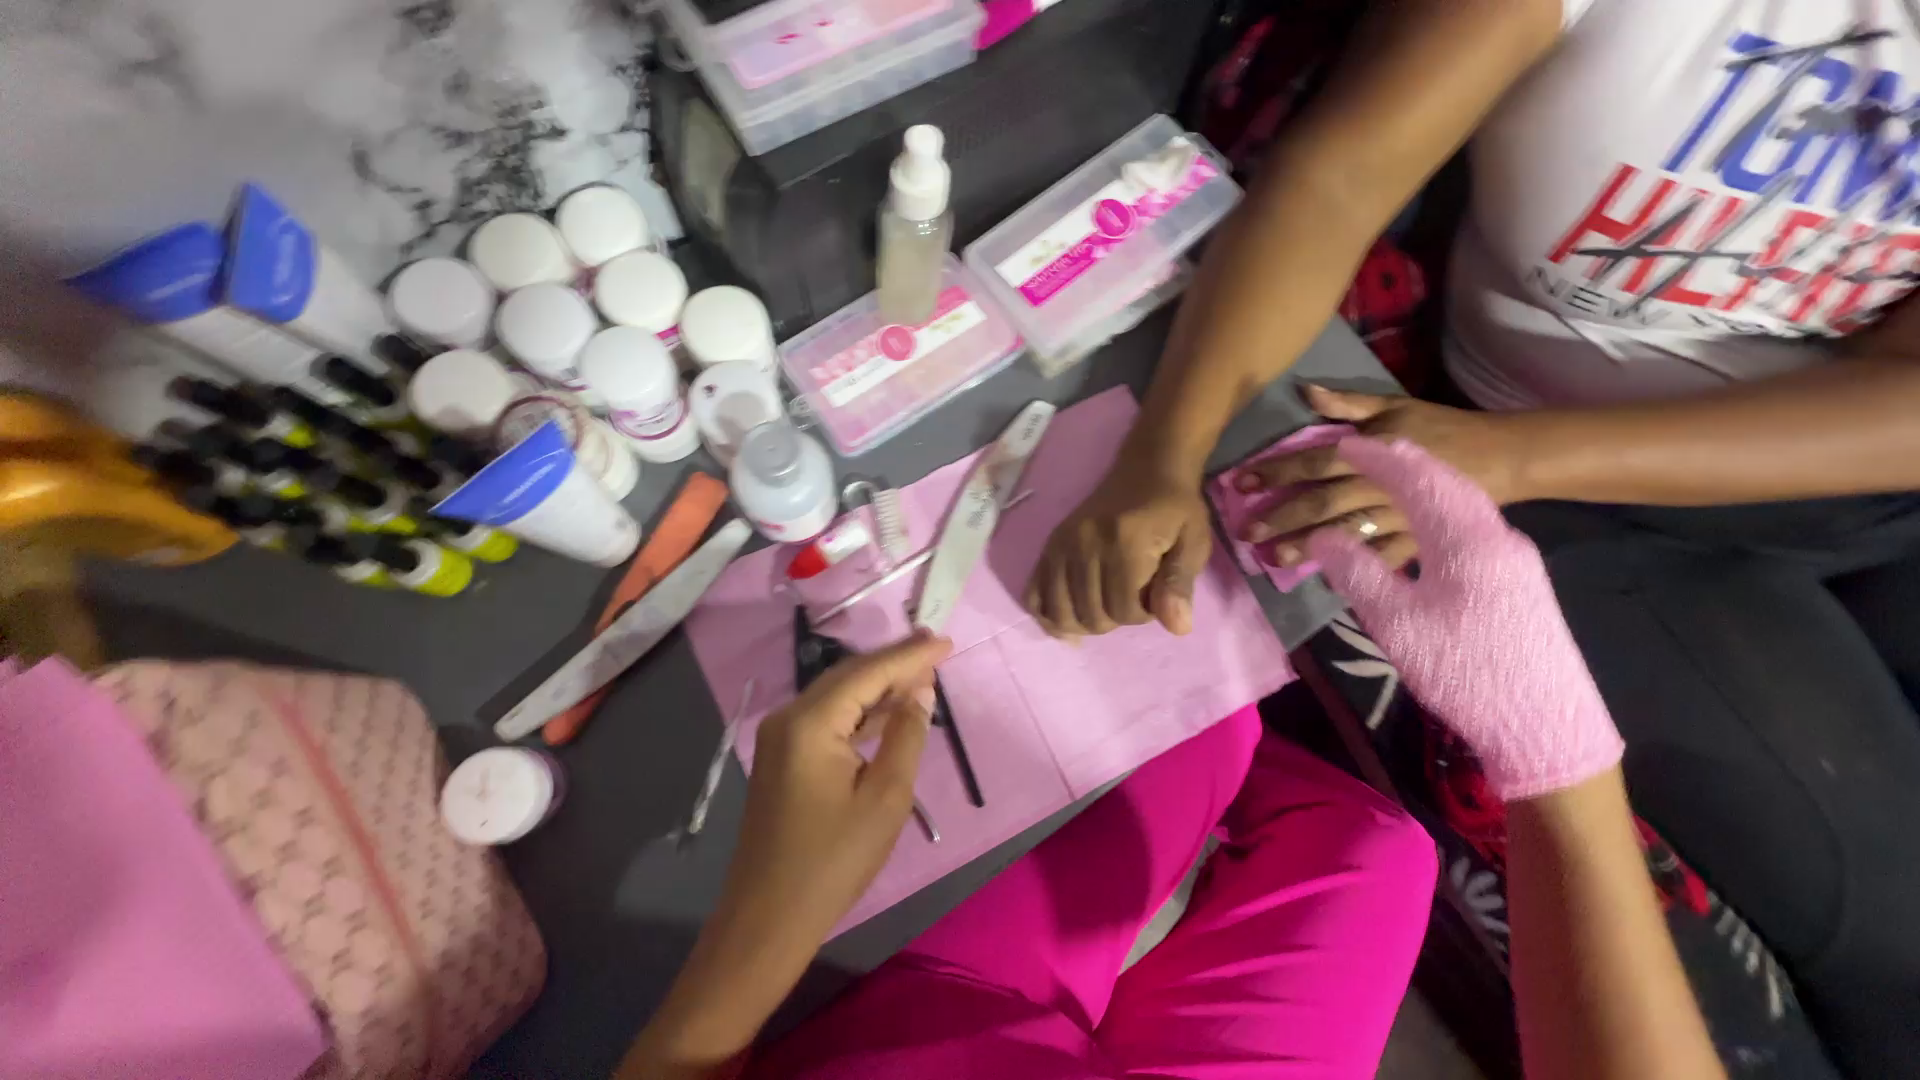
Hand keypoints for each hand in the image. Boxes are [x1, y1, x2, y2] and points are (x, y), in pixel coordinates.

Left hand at [622, 633, 951, 1078]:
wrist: (767, 919)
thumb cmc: (832, 862)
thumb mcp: (884, 799)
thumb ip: (904, 736)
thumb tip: (920, 692)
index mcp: (810, 722)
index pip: (867, 673)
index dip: (909, 656)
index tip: (946, 641)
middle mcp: (788, 719)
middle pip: (848, 677)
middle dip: (893, 663)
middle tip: (936, 648)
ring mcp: (780, 739)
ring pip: (837, 697)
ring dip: (878, 686)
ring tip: (922, 672)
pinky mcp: (782, 759)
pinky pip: (827, 720)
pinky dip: (860, 712)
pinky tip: (888, 711)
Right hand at [1025, 458, 1211, 638]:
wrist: (1146, 470)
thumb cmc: (1175, 509)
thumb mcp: (1194, 542)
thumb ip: (1180, 584)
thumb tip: (1177, 627)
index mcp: (1123, 544)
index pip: (1123, 610)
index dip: (1144, 614)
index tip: (1156, 594)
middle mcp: (1085, 545)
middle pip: (1091, 615)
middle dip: (1116, 619)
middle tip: (1132, 595)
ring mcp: (1061, 546)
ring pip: (1061, 612)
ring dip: (1085, 621)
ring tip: (1104, 606)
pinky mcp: (1049, 547)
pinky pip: (1034, 594)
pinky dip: (1046, 615)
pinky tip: (1064, 623)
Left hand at [1235, 384, 1525, 569]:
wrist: (1504, 457)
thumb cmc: (1440, 429)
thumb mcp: (1395, 407)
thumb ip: (1347, 404)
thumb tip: (1304, 391)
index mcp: (1369, 452)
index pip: (1314, 462)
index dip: (1277, 471)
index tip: (1241, 483)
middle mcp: (1377, 486)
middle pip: (1323, 502)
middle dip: (1281, 517)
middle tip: (1244, 531)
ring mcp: (1397, 517)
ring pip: (1346, 533)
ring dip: (1308, 546)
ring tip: (1274, 558)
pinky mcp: (1416, 540)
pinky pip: (1383, 559)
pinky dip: (1358, 570)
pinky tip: (1325, 580)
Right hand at [1306, 437, 1621, 800]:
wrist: (1544, 724)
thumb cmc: (1463, 668)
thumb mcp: (1397, 622)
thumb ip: (1357, 573)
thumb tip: (1323, 536)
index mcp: (1466, 540)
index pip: (1418, 480)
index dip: (1379, 459)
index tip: (1344, 443)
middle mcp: (1496, 537)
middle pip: (1448, 482)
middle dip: (1406, 462)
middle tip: (1369, 447)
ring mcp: (1513, 559)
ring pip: (1464, 503)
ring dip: (1426, 483)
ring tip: (1393, 477)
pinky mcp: (1517, 582)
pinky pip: (1472, 525)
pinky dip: (1440, 508)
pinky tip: (1427, 526)